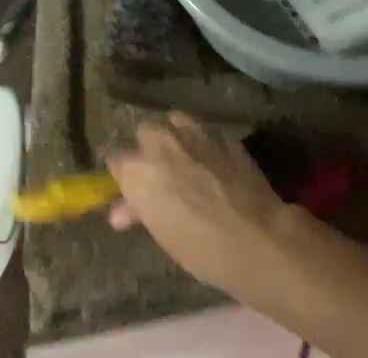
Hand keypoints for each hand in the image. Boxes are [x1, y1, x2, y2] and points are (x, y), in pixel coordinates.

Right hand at [105, 112, 290, 286]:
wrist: (252, 235)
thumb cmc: (197, 246)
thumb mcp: (160, 232)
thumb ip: (139, 210)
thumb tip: (121, 211)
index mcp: (138, 169)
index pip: (115, 158)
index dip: (123, 172)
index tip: (129, 184)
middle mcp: (162, 142)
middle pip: (145, 132)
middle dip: (148, 147)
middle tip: (159, 172)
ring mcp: (196, 133)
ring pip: (175, 120)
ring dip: (175, 134)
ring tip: (184, 156)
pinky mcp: (224, 134)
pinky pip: (206, 131)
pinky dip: (204, 142)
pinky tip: (214, 160)